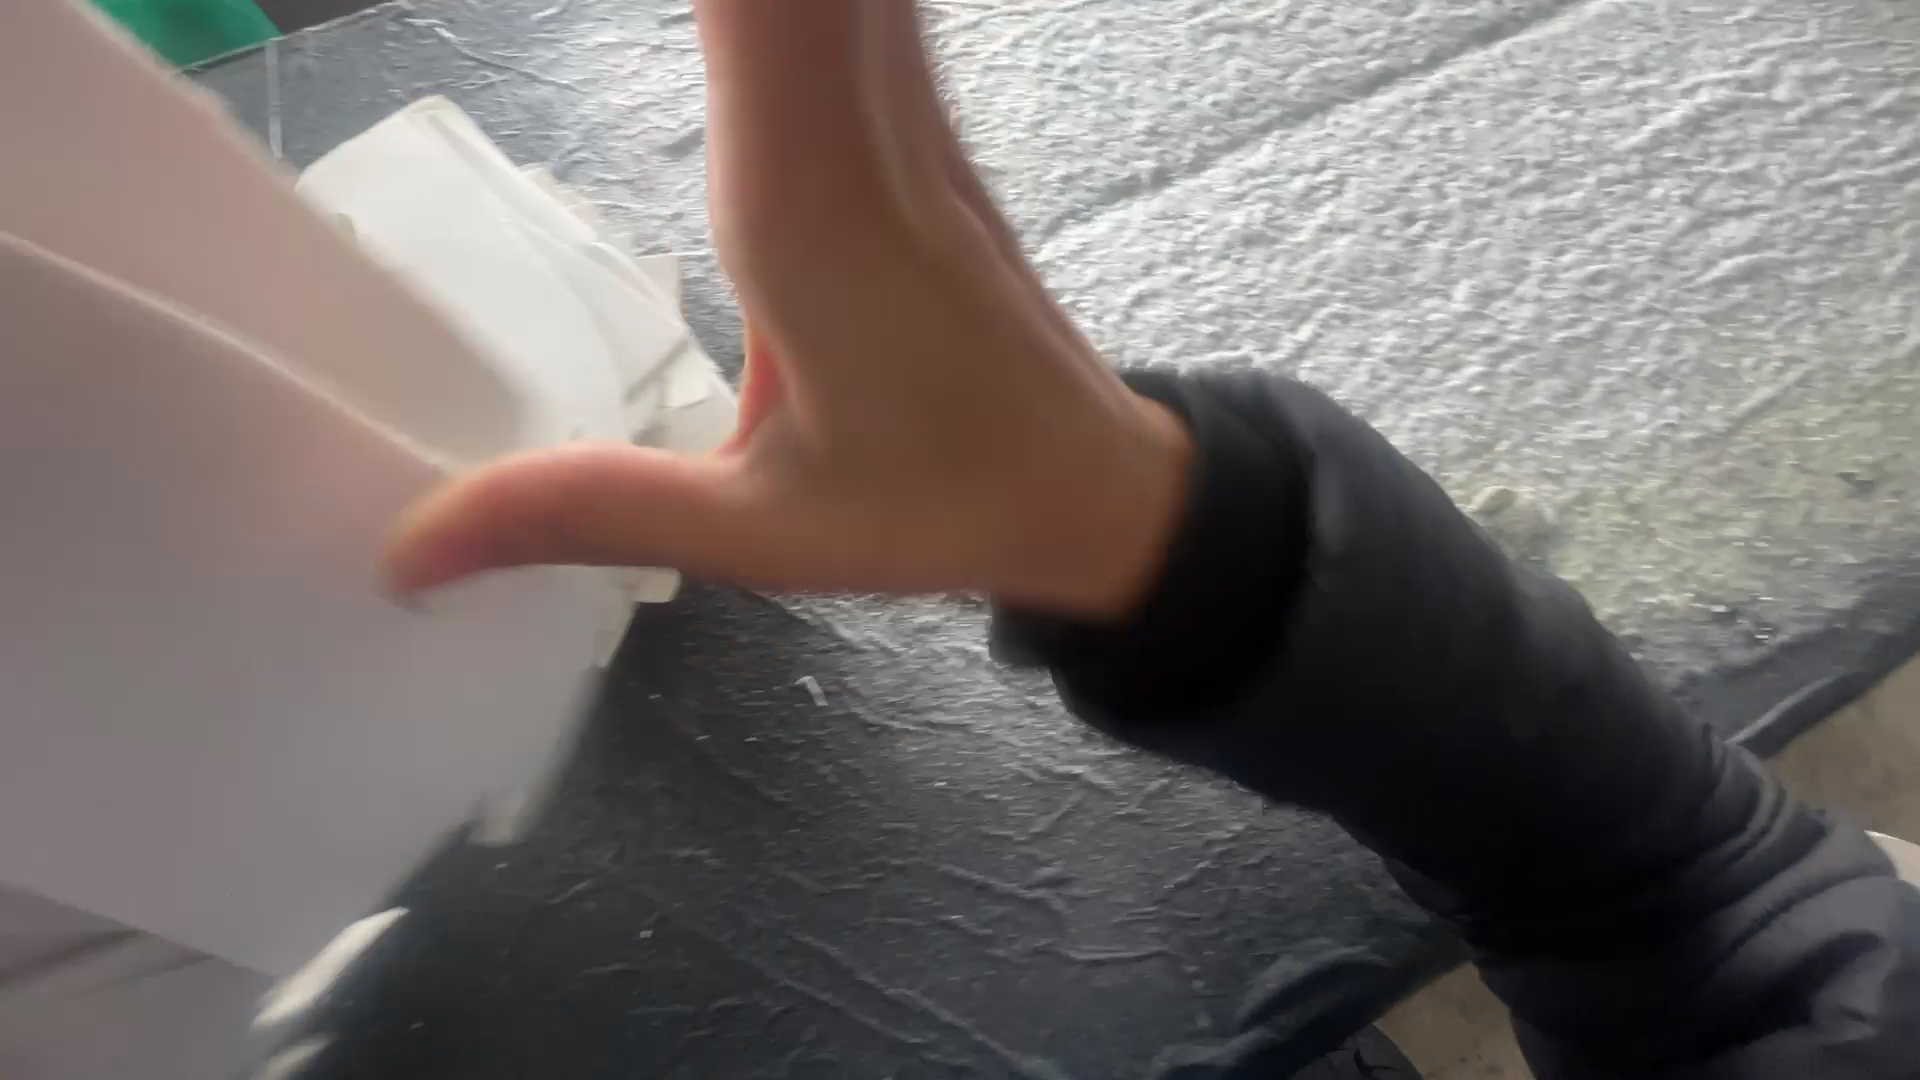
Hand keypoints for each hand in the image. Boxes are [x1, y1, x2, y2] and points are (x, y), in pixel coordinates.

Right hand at [383, 0, 1189, 618]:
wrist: (1087, 486)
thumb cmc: (949, 507)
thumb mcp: (762, 533)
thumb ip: (588, 514)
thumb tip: (418, 544)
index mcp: (807, 206)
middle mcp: (865, 127)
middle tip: (598, 18)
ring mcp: (914, 120)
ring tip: (705, 43)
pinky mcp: (932, 139)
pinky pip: (864, 8)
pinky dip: (797, 8)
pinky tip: (754, 34)